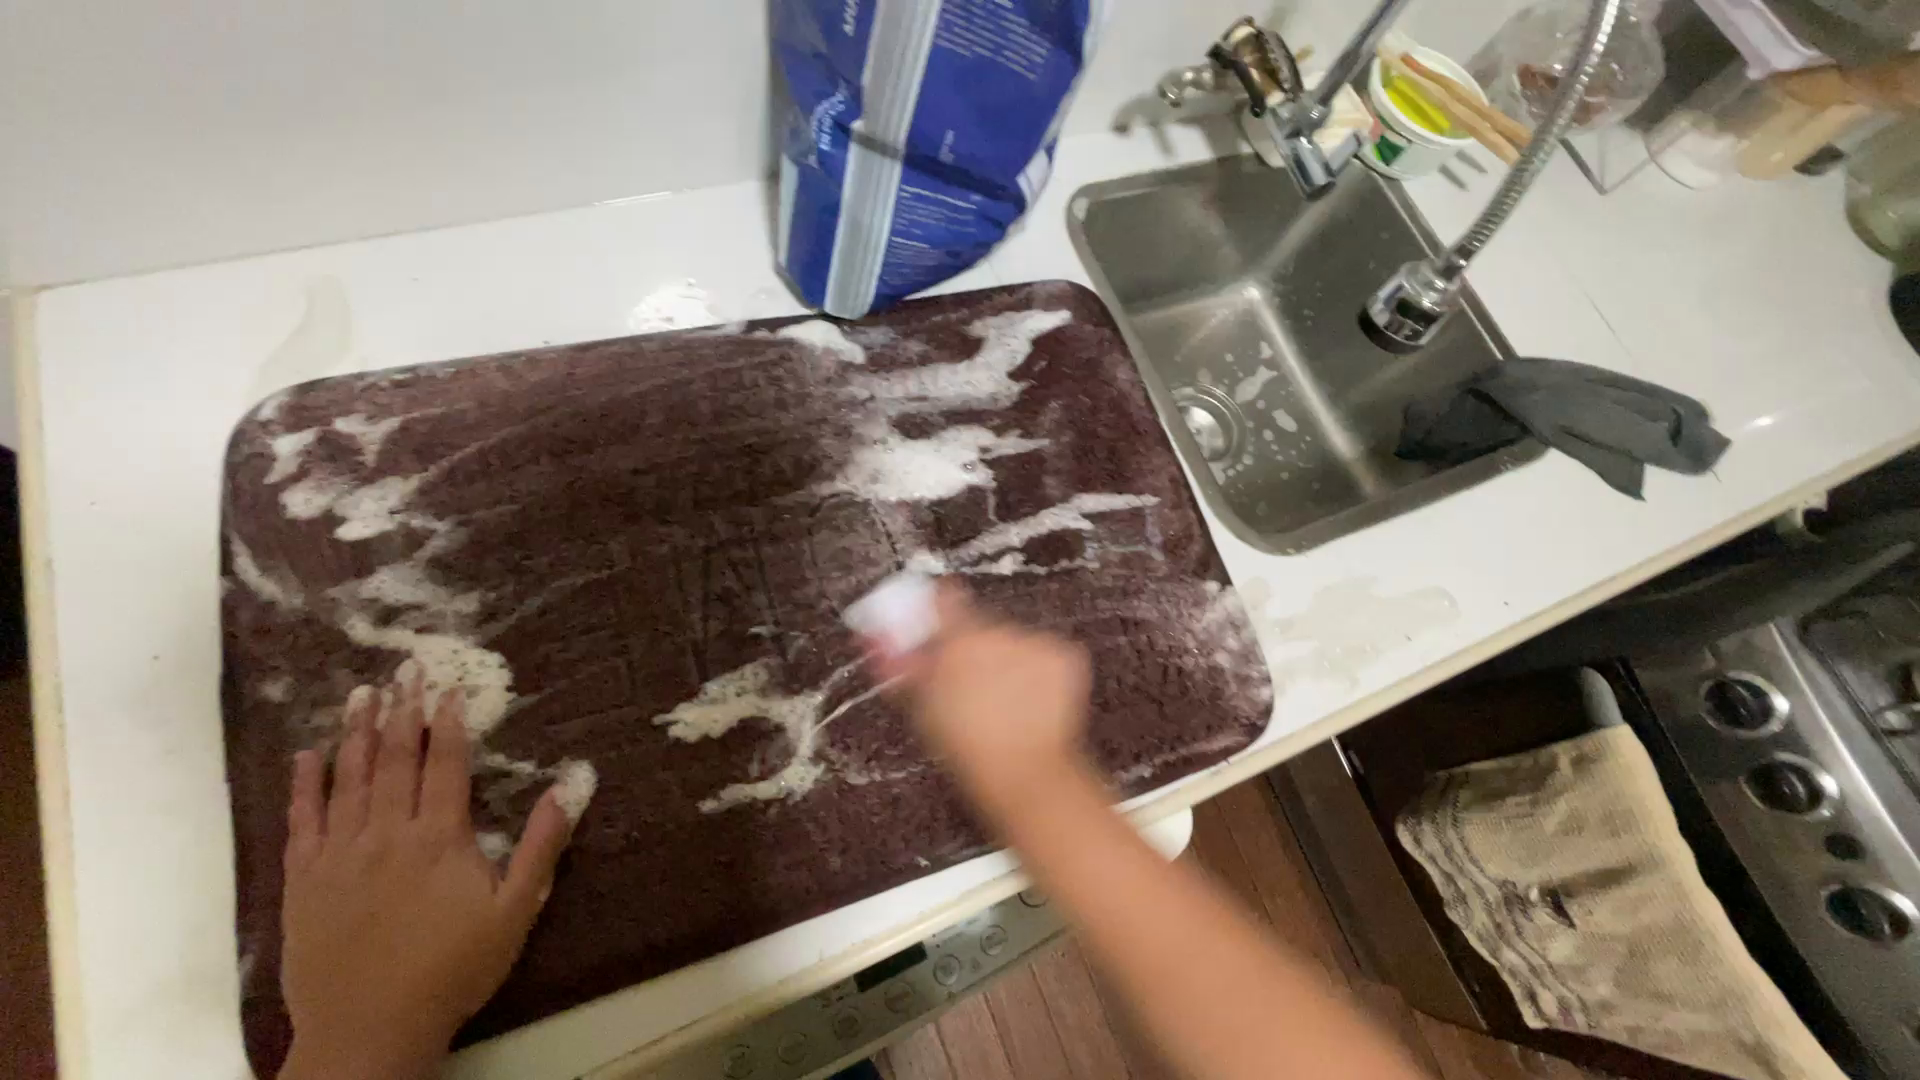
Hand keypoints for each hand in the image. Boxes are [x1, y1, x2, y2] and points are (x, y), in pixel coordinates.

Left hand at [278, 663, 572, 1079]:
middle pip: (394, 759)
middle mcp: (388, 833)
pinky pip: (301, 821)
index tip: (447, 687)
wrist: (369, 1031)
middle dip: (400, 711)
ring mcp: (340, 855)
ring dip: (355, 733)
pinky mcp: (303, 881)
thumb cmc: (454, 967)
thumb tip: (568, 786)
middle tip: (403, 670)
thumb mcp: (517, 909)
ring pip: (348, 779)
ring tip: (360, 693)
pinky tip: (307, 753)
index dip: (448, 722)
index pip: (446, 764)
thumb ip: (541, 845)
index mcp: (440, 837)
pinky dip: (304, 784)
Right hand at [871, 584, 1092, 805]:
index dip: (938, 608)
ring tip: (1003, 704)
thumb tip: (877, 639)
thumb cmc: (966, 747)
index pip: (945, 597)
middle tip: (970, 686)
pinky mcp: (1067, 655)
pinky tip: (1031, 702)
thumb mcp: (922, 708)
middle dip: (975, 648)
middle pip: (982, 625)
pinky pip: (1047, 654)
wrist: (1025, 774)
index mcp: (959, 639)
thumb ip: (900, 665)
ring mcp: (1037, 641)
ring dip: (1009, 662)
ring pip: (1016, 641)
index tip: (936, 621)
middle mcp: (999, 630)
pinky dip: (1040, 673)